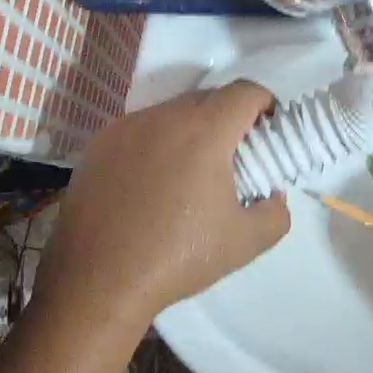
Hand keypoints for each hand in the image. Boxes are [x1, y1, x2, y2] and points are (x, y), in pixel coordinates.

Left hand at [34, 81, 289, 329]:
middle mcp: (162, 117)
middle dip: (229, 119)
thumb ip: (276, 213)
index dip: (265, 103)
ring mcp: (124, 128)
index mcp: (204, 131)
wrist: (97, 281)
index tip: (269, 129)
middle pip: (207, 99)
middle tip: (236, 157)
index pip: (245, 91)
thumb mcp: (245, 243)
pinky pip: (139, 133)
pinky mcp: (97, 147)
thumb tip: (272, 195)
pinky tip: (152, 185)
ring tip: (190, 174)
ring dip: (190, 132)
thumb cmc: (177, 257)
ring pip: (170, 114)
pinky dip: (155, 146)